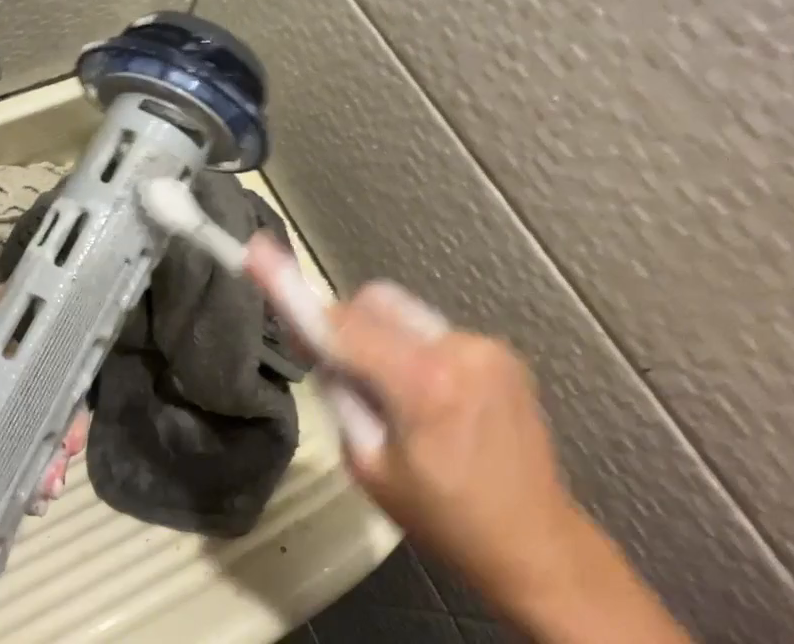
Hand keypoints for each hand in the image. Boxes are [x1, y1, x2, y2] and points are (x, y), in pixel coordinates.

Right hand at [243, 234, 691, 643]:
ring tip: (393, 395)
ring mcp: (484, 345)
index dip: (293, 290)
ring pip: (401, 314)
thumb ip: (340, 392)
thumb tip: (316, 342)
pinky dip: (413, 349)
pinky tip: (429, 397)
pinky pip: (432, 330)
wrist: (536, 543)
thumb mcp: (368, 464)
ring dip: (381, 338)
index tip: (257, 251)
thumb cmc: (443, 517)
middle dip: (345, 326)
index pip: (342, 325)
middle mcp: (457, 349)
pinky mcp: (501, 351)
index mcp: (423, 385)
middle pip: (372, 304)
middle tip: (338, 371)